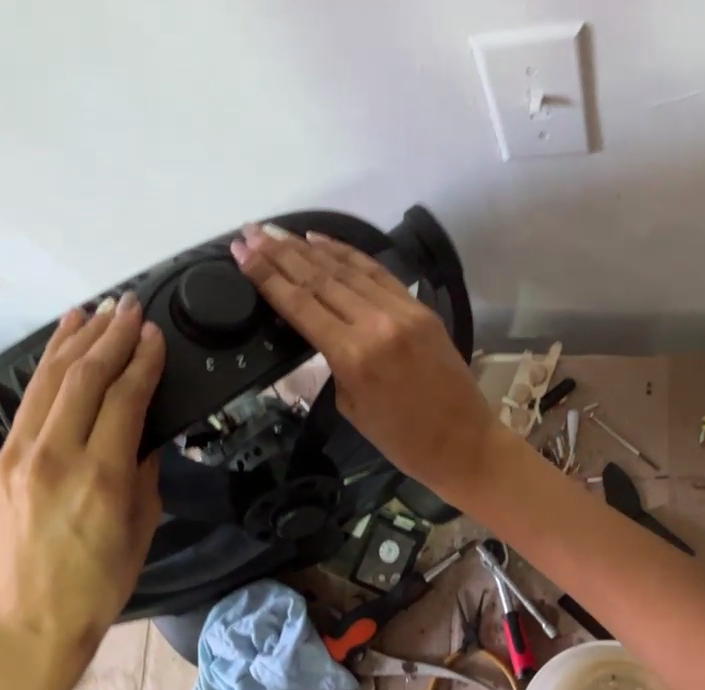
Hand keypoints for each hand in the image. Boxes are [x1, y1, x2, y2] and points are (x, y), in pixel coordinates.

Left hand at [0, 294, 164, 662]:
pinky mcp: (2, 461)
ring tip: (93, 311)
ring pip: (49, 381)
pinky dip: (46, 369)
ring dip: (74, 341)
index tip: (156, 335)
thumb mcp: (141, 527)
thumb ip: (143, 472)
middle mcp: (55, 455)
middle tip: (130, 307)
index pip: (124, 398)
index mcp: (101, 475)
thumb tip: (143, 435)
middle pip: (84, 377)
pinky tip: (59, 351)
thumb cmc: (100, 583)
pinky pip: (27, 402)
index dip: (143, 360)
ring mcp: (20, 455)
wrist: (33, 620)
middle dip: (111, 337)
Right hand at [230, 223, 503, 493]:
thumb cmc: (402, 440)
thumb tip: (315, 331)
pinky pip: (378, 273)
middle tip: (250, 232)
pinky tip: (323, 242)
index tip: (240, 252)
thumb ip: (330, 363)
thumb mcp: (351, 407)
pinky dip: (349, 255)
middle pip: (319, 279)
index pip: (301, 304)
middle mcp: (376, 324)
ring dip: (308, 248)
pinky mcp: (420, 309)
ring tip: (277, 232)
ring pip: (347, 270)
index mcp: (353, 356)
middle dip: (280, 254)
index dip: (267, 276)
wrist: (463, 443)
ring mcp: (402, 312)